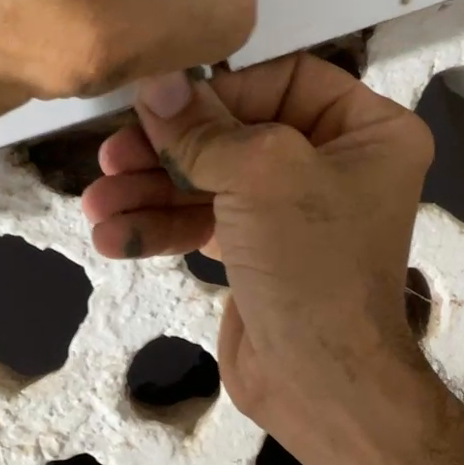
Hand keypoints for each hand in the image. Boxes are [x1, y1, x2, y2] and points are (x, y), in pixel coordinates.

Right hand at [81, 55, 434, 443]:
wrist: (318, 383)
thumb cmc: (312, 266)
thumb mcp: (260, 176)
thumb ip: (202, 128)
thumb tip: (155, 83)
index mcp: (367, 132)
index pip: (285, 81)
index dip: (220, 91)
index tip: (162, 103)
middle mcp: (334, 166)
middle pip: (236, 133)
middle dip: (168, 150)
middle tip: (110, 157)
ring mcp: (291, 212)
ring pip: (211, 182)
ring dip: (149, 193)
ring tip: (96, 206)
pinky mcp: (257, 253)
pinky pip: (205, 223)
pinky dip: (161, 228)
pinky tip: (114, 236)